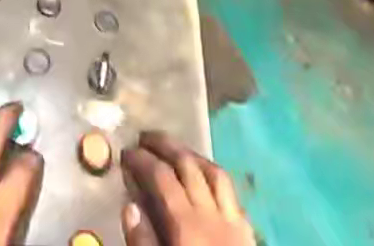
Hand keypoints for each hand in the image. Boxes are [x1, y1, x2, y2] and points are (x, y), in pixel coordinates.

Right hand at [122, 131, 252, 245]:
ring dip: (191, 155)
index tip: (125, 153)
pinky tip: (205, 182)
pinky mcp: (248, 235)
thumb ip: (144, 244)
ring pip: (213, 172)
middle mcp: (212, 214)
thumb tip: (130, 207)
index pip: (161, 176)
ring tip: (174, 150)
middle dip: (165, 145)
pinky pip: (231, 193)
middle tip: (145, 137)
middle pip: (188, 164)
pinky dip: (213, 177)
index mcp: (186, 225)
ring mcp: (234, 222)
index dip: (142, 159)